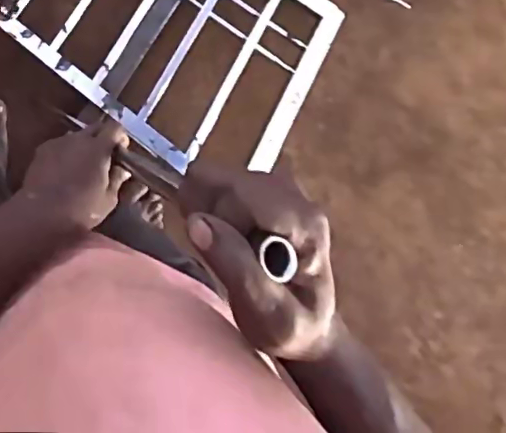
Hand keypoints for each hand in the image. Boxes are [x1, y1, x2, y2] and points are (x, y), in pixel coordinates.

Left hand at [16, 120, 130, 229]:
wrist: (40, 214)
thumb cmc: (80, 209)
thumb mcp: (108, 200)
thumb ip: (117, 179)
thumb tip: (122, 169)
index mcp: (98, 147)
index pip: (115, 128)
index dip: (121, 137)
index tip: (122, 150)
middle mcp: (79, 138)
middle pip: (95, 128)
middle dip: (102, 138)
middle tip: (104, 158)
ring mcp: (59, 141)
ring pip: (76, 136)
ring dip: (82, 146)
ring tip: (81, 166)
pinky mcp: (42, 149)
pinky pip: (60, 145)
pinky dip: (65, 153)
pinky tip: (62, 171)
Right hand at [179, 160, 337, 360]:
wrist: (309, 324)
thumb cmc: (293, 327)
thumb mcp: (271, 319)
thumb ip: (238, 270)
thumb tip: (196, 221)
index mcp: (305, 221)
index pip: (242, 194)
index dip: (219, 217)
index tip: (213, 251)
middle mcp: (293, 192)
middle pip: (228, 183)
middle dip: (213, 216)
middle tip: (217, 256)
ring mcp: (277, 184)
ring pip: (217, 179)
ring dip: (209, 213)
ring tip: (223, 250)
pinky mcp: (261, 184)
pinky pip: (216, 181)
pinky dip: (209, 206)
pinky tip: (222, 235)